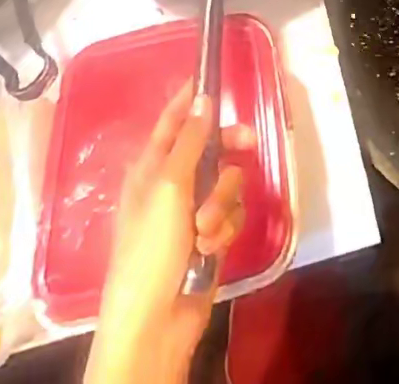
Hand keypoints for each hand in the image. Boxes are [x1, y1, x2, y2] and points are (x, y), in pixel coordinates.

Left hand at [84, 87, 251, 383]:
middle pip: (209, 148)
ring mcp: (192, 211)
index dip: (187, 99)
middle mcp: (173, 183)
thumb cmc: (150, 247)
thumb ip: (190, 140)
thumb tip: (202, 98)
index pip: (172, 122)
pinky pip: (231, 214)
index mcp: (152, 167)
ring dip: (221, 204)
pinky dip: (224, 229)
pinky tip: (210, 248)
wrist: (155, 321)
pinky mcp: (210, 236)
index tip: (206, 77)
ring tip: (205, 230)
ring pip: (226, 183)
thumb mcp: (169, 186)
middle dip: (226, 152)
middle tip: (248, 142)